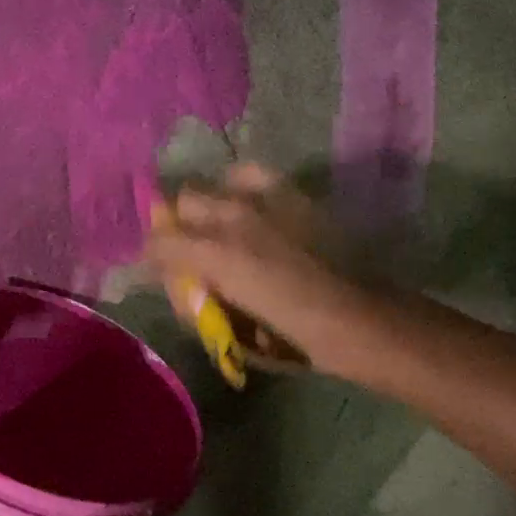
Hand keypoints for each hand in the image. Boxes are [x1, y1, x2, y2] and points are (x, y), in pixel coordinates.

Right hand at [146, 163, 382, 379]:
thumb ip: (204, 305)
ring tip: (219, 228)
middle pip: (183, 202)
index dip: (151, 256)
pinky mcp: (291, 193)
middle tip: (189, 250)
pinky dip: (241, 188)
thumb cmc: (300, 340)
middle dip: (178, 225)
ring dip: (208, 206)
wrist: (363, 319)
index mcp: (218, 256)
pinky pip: (250, 176)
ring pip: (214, 184)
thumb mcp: (238, 333)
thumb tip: (189, 288)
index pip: (159, 243)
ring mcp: (263, 199)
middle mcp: (233, 217)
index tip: (158, 270)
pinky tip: (249, 207)